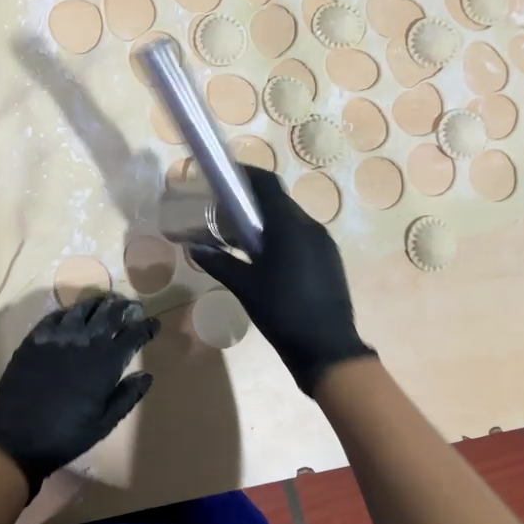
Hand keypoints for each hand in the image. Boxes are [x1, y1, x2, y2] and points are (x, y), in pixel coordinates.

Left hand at [0, 295, 157, 499]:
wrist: (16, 437)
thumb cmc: (65, 435)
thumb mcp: (104, 423)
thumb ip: (127, 396)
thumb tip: (147, 375)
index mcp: (105, 363)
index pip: (132, 334)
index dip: (146, 327)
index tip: (153, 324)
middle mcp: (84, 341)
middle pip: (109, 313)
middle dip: (124, 307)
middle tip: (131, 306)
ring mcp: (57, 336)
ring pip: (83, 308)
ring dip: (98, 304)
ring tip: (105, 304)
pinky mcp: (35, 338)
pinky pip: (56, 315)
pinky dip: (70, 311)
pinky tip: (73, 314)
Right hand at [191, 166, 374, 395]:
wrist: (327, 348)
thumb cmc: (282, 311)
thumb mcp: (244, 287)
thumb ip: (218, 262)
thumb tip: (193, 246)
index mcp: (289, 226)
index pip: (267, 184)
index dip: (246, 174)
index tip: (225, 177)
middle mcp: (310, 227)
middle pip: (278, 202)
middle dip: (251, 204)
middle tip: (224, 215)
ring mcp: (324, 244)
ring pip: (290, 221)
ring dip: (266, 223)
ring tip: (241, 241)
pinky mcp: (329, 260)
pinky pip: (302, 238)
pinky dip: (281, 239)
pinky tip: (265, 261)